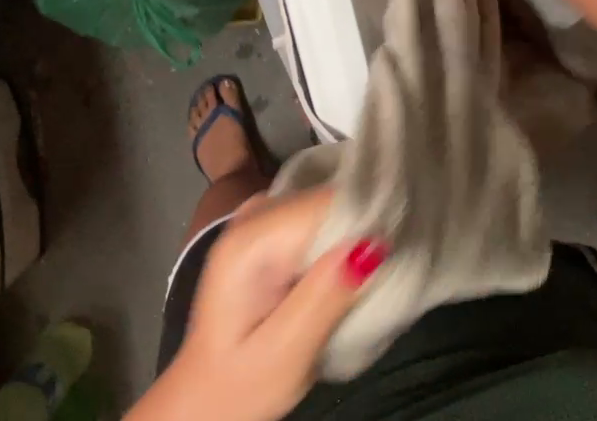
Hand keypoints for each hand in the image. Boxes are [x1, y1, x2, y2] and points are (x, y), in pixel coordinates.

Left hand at [130, 189, 385, 420]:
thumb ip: (324, 297)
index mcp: (251, 239)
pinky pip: (316, 218)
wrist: (205, 398)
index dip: (367, 222)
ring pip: (326, 206)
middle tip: (380, 275)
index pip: (328, 202)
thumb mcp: (286, 353)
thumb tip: (371, 245)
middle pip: (328, 199)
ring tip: (366, 276)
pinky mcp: (269, 230)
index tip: (390, 258)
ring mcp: (259, 218)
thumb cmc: (242, 384)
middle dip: (360, 229)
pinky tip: (342, 272)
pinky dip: (336, 240)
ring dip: (351, 237)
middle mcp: (253, 214)